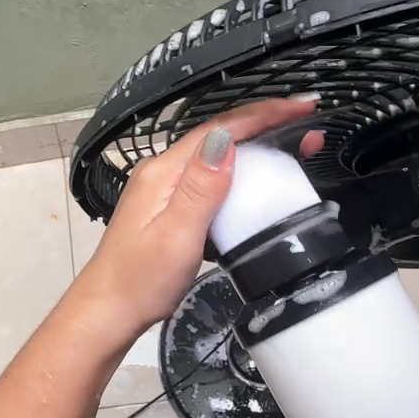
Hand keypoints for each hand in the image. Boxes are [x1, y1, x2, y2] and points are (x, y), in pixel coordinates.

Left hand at [72, 96, 322, 338]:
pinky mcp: (169, 208)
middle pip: (220, 138)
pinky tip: (257, 183)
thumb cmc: (140, 280)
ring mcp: (164, 190)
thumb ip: (201, 187)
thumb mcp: (176, 234)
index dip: (264, 114)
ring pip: (217, 158)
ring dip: (257, 150)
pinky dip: (240, 175)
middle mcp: (163, 172)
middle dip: (267, 127)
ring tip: (294, 149)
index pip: (220, 130)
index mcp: (164, 172)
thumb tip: (226, 141)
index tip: (302, 107)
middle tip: (309, 129)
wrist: (108, 311)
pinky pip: (211, 180)